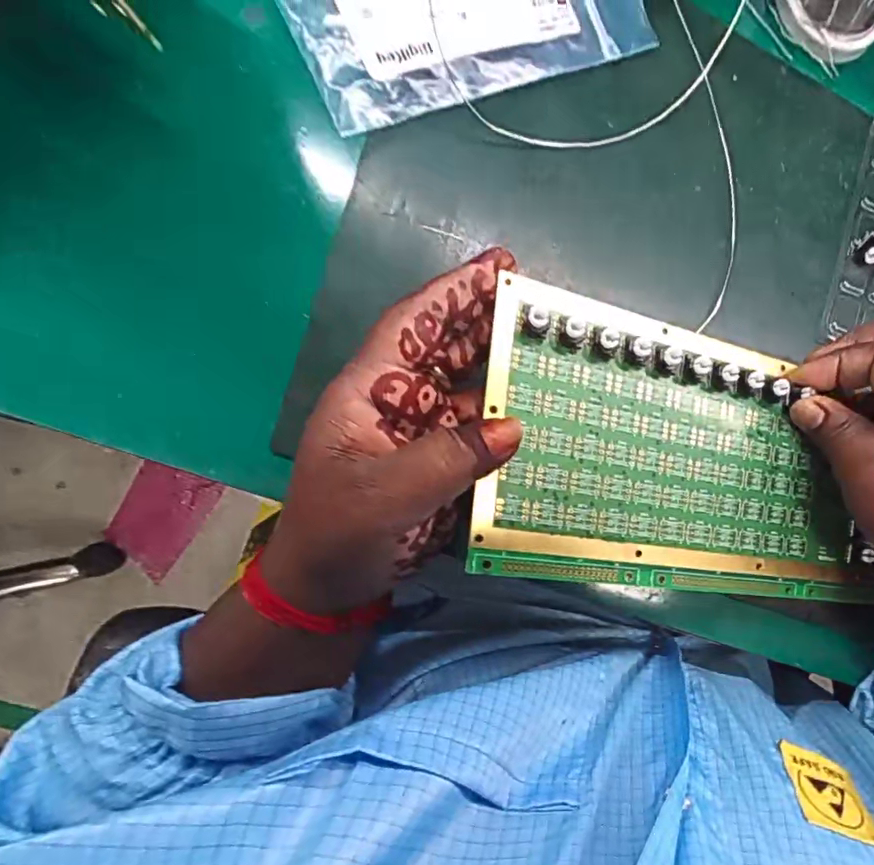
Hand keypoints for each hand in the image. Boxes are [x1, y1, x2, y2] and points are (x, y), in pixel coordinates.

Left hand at [260, 248, 523, 613]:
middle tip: (535, 306)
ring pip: (466, 395)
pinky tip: (536, 420)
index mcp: (368, 395)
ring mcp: (419, 440)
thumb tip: (515, 428)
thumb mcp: (385, 496)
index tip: (497, 267)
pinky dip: (504, 430)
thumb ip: (448, 460)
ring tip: (546, 358)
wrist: (327, 589)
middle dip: (484, 325)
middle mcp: (396, 407)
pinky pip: (477, 441)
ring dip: (502, 376)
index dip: (451, 294)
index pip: (411, 329)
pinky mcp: (437, 471)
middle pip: (444, 353)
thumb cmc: (337, 535)